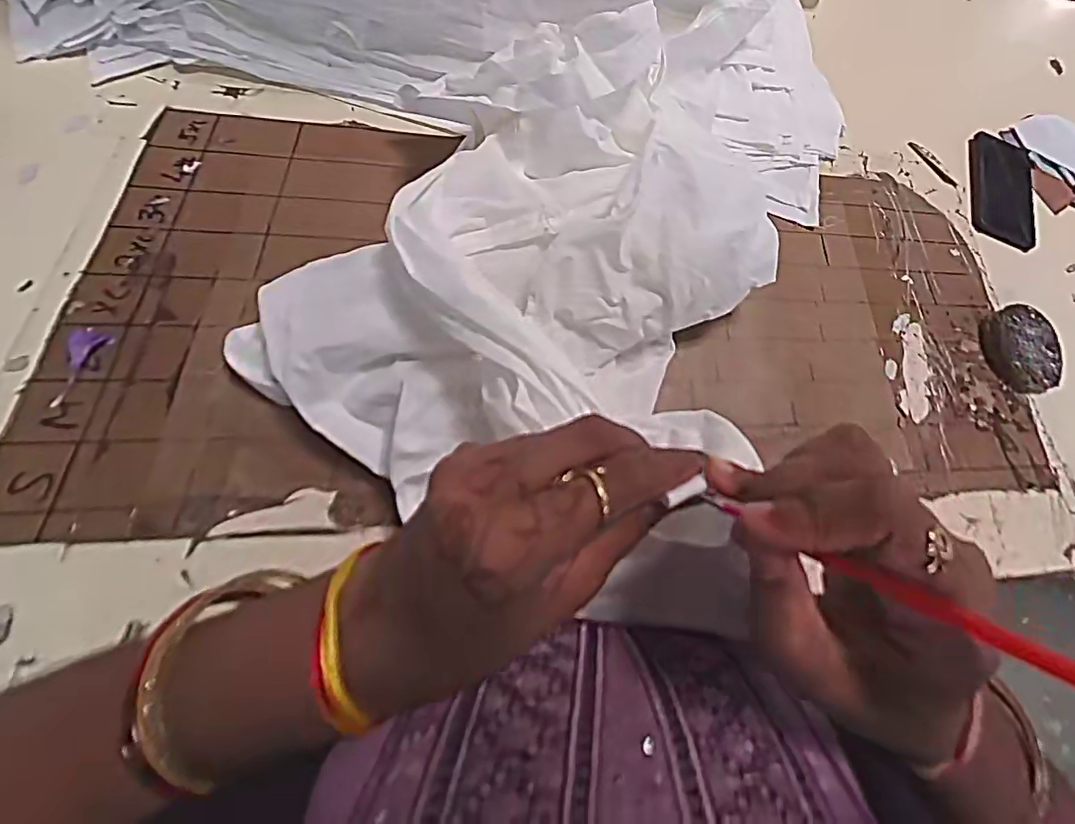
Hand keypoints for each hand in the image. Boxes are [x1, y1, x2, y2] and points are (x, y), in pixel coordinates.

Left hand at [338, 415, 702, 719]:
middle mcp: (491, 488)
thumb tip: (662, 496)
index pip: (606, 484)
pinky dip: (566, 456)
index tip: (695, 461)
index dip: (659, 467)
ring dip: (602, 450)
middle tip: (662, 468)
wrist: (379, 627)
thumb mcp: (556, 605)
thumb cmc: (469, 641)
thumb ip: (614, 539)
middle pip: (588, 436)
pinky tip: (573, 482)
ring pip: (564, 433)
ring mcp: (472, 462)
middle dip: (634, 446)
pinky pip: (536, 442)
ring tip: (622, 478)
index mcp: (514, 543)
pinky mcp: (464, 453)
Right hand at [707, 424, 997, 766]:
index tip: (750, 522)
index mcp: (950, 590)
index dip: (815, 508)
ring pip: (847, 454)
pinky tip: (770, 505)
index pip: (887, 512)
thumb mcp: (820, 679)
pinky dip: (793, 473)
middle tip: (728, 504)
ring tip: (749, 509)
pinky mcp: (883, 494)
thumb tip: (749, 525)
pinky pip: (835, 459)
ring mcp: (914, 506)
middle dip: (787, 487)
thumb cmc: (878, 698)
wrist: (918, 693)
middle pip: (863, 472)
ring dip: (788, 476)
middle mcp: (941, 534)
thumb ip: (783, 611)